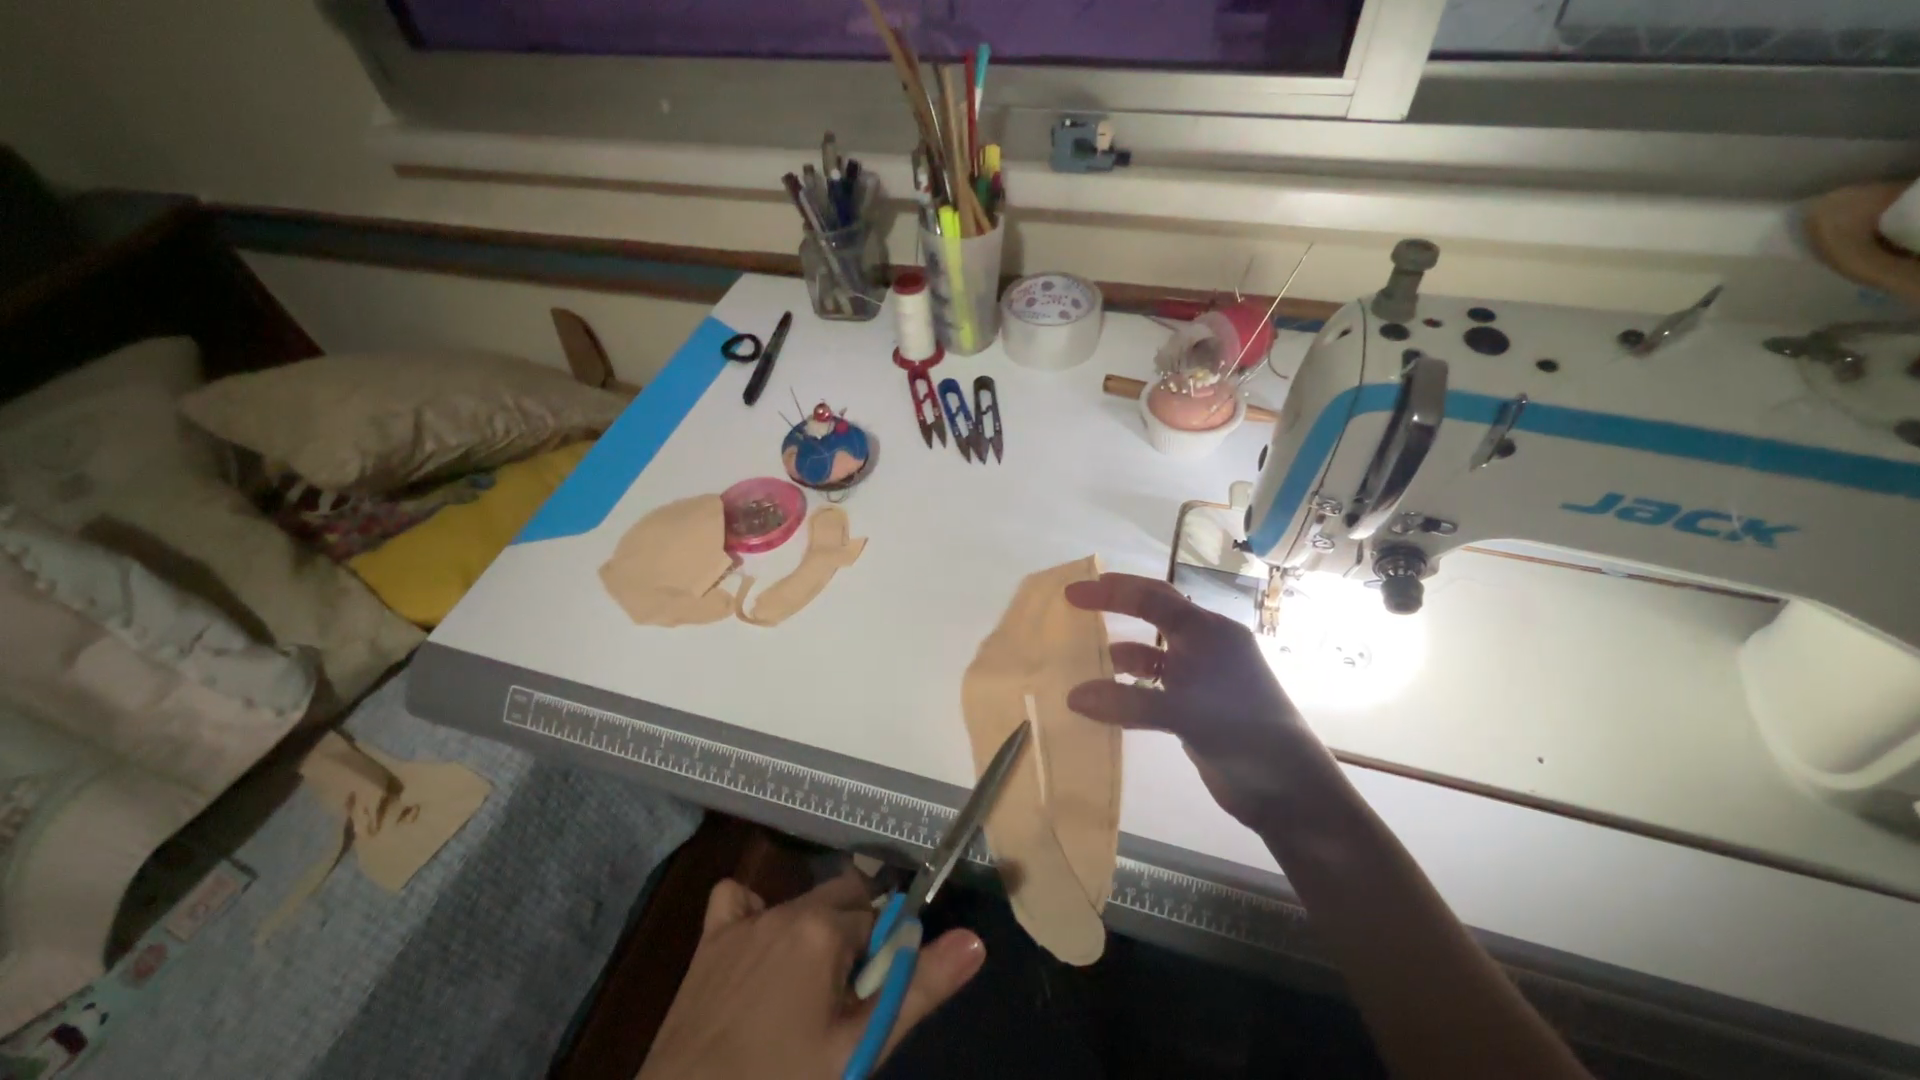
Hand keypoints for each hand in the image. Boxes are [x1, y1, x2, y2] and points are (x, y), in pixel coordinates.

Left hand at [637, 870, 985, 1079]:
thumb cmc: (782, 1077)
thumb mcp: (858, 1044)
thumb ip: (917, 987)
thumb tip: (974, 940)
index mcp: (825, 928)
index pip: (882, 920)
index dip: (885, 957)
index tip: (873, 996)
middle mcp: (787, 909)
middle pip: (845, 899)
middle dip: (856, 936)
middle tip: (846, 999)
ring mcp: (743, 921)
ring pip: (802, 904)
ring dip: (816, 932)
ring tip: (808, 992)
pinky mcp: (711, 939)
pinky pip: (739, 900)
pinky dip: (755, 912)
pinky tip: (760, 949)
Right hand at [1065, 573, 1331, 826]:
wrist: (1287, 786)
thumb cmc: (1243, 731)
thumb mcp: (1183, 712)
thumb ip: (1127, 702)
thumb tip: (1073, 696)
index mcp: (1210, 632)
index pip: (1154, 599)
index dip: (1112, 593)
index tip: (1072, 594)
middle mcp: (1205, 647)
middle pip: (1154, 617)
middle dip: (1116, 610)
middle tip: (1074, 610)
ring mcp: (1201, 678)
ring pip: (1152, 656)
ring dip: (1119, 658)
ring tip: (1079, 664)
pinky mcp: (1195, 709)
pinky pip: (1153, 690)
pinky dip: (1129, 692)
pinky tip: (1103, 704)